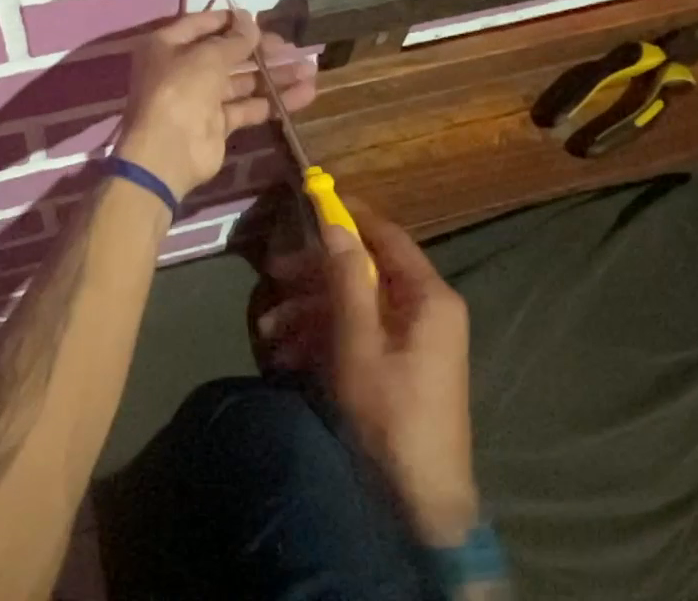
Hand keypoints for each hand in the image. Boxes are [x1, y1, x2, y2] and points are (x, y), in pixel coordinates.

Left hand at [113, 9, 314, 199]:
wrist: (168, 152)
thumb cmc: (181, 90)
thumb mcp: (207, 56)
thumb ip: (233, 40)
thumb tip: (250, 21)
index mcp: (168, 46)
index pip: (202, 25)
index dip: (232, 22)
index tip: (261, 20)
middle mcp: (182, 69)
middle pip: (226, 55)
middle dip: (260, 51)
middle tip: (292, 47)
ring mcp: (200, 98)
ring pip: (241, 82)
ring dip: (273, 76)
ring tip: (309, 70)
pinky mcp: (217, 124)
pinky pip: (248, 107)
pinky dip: (273, 102)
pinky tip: (304, 94)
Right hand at [260, 200, 478, 545]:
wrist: (419, 498)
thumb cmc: (388, 412)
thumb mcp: (357, 342)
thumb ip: (346, 280)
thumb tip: (334, 224)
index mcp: (428, 297)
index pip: (387, 236)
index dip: (348, 216)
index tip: (308, 200)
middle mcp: (426, 310)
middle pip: (364, 272)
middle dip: (313, 277)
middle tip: (270, 279)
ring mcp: (414, 339)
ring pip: (354, 305)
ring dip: (309, 313)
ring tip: (269, 336)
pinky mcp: (399, 365)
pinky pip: (358, 335)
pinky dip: (323, 339)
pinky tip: (287, 358)